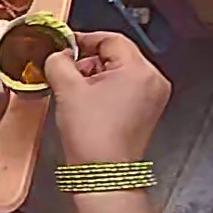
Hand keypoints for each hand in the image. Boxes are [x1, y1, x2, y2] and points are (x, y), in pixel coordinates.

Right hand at [44, 31, 170, 164]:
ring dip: (94, 76)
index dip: (83, 39)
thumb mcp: (67, 90)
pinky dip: (104, 89)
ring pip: (119, 72)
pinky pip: (124, 88)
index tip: (64, 45)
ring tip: (75, 92)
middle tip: (65, 73)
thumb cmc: (91, 134)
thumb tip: (59, 54)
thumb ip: (59, 62)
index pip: (111, 39)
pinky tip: (87, 103)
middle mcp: (153, 81)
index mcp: (139, 70)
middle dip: (88, 61)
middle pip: (117, 55)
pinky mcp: (146, 111)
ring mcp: (152, 97)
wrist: (103, 172)